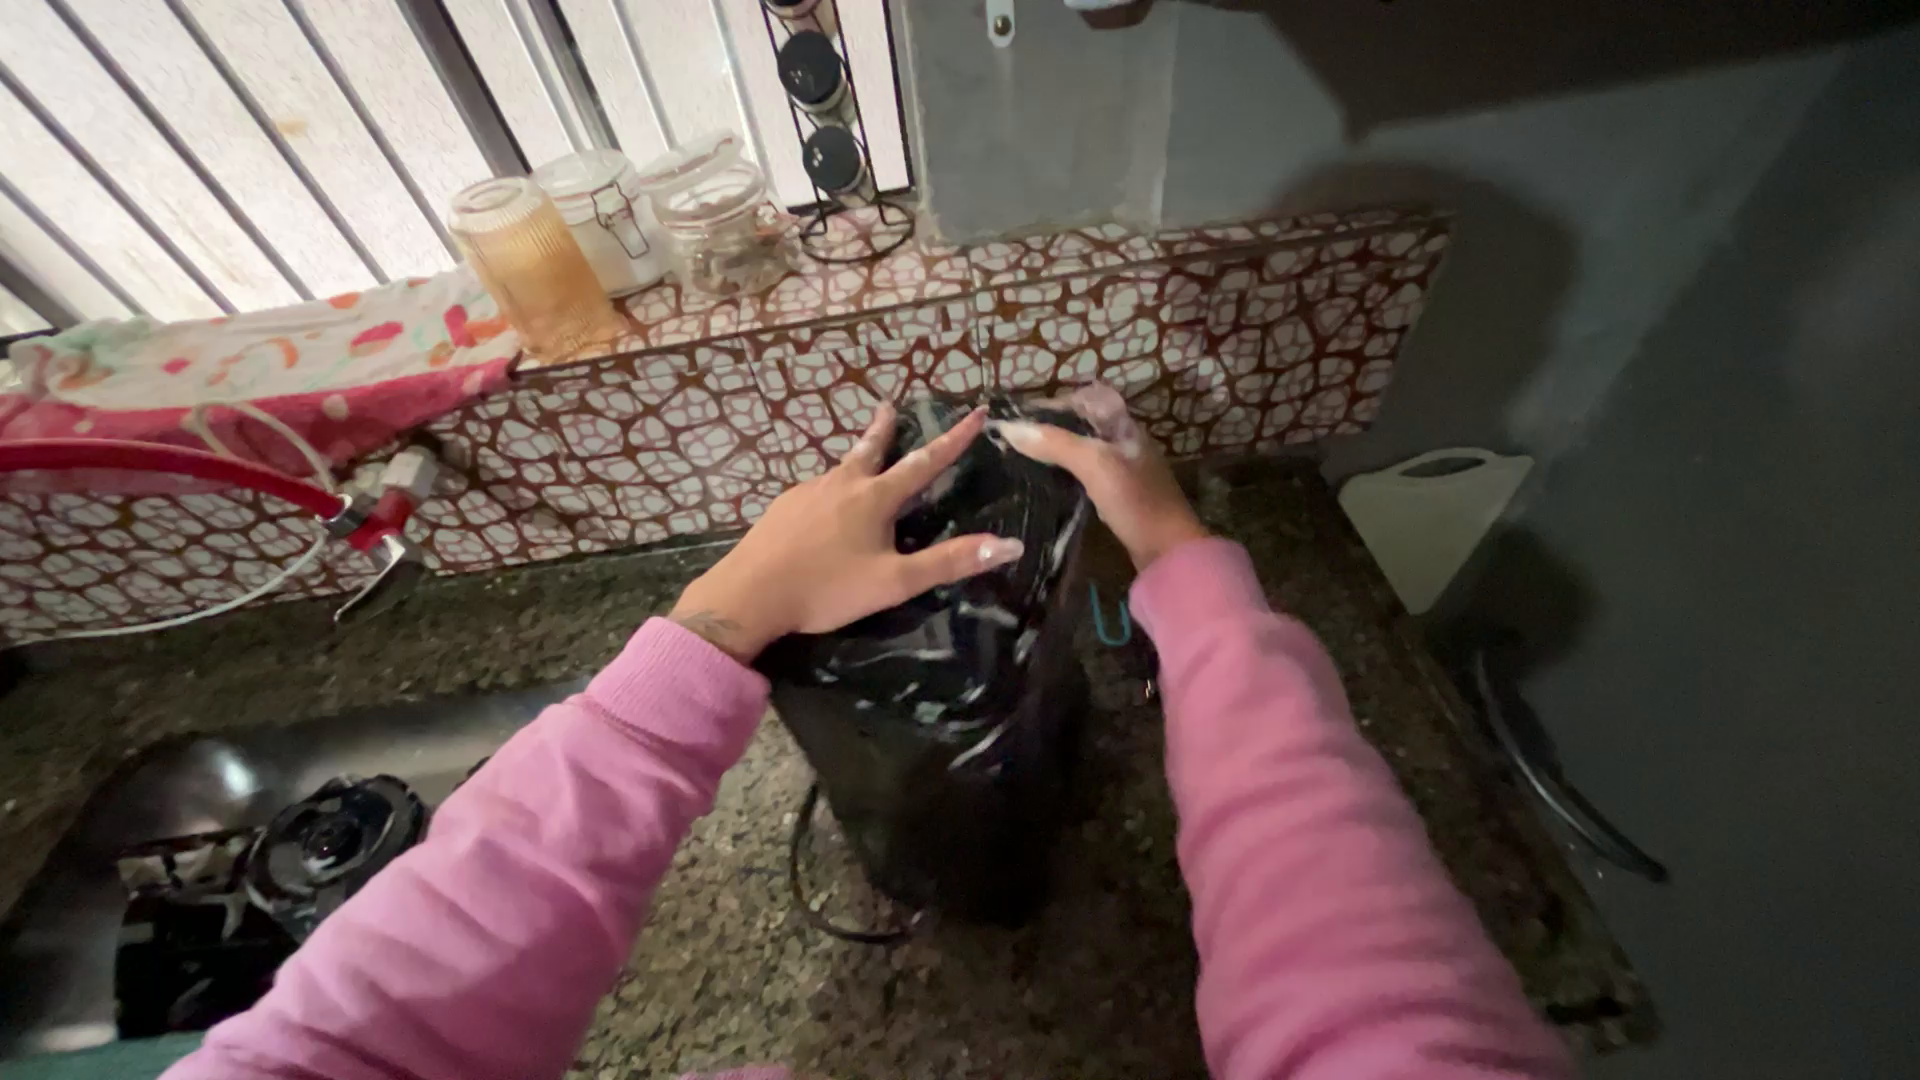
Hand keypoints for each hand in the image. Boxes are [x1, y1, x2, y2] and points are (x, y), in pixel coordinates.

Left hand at [669, 403, 1026, 662]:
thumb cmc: (828, 588)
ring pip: (840, 470)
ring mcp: (807, 493)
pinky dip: (830, 490)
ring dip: (856, 458)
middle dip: (885, 429)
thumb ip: (950, 562)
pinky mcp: (782, 508)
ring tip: (860, 461)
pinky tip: (823, 507)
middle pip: (870, 450)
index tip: (977, 412)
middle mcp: (841, 485)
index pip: (924, 462)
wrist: (750, 595)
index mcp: (874, 498)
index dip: (954, 439)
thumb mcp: (895, 582)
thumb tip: (1008, 545)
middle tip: (889, 407)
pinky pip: (815, 491)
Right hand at [994, 383, 1208, 571]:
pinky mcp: (1119, 497)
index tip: (1021, 416)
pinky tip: (1047, 484)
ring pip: (1084, 451)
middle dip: (1050, 428)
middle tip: (1015, 439)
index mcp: (1125, 427)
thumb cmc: (1135, 501)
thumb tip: (1009, 427)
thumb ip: (1055, 444)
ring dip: (1056, 452)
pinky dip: (1065, 474)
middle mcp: (1125, 443)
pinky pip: (1086, 475)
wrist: (1168, 550)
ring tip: (1022, 459)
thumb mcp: (1094, 465)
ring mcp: (1124, 471)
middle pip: (1083, 425)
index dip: (1054, 403)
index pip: (1087, 398)